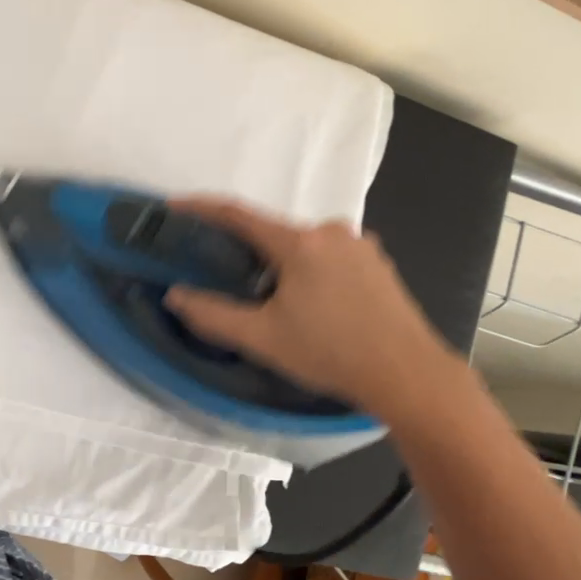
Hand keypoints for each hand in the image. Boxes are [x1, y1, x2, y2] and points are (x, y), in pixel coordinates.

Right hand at [162, 197, 457, 416]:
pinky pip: (327, 260)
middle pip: (273, 234)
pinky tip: (307, 307)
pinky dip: (306, 274)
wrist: (406, 374)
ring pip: (302, 249)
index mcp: (300, 243)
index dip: (202, 208)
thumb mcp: (261, 338)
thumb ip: (212, 315)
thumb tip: (175, 295)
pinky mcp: (377, 265)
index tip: (174, 205)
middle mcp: (332, 233)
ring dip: (278, 267)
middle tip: (223, 279)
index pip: (240, 215)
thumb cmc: (329, 352)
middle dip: (245, 252)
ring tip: (268, 304)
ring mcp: (360, 247)